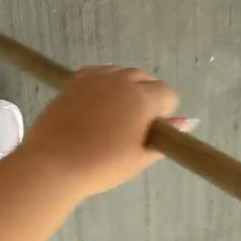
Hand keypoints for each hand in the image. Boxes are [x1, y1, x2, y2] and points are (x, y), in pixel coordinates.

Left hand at [16, 65, 192, 199]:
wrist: (53, 164)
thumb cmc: (101, 165)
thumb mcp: (139, 157)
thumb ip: (164, 136)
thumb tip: (187, 122)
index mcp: (143, 96)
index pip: (167, 94)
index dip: (162, 113)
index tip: (148, 132)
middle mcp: (121, 79)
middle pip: (144, 79)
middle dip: (143, 97)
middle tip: (128, 127)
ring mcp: (95, 77)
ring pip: (119, 74)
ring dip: (121, 89)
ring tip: (109, 117)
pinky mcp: (72, 82)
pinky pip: (95, 75)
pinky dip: (99, 85)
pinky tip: (92, 105)